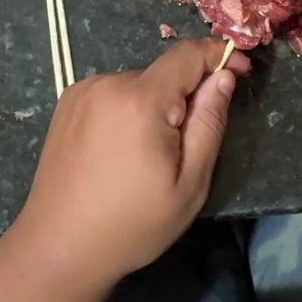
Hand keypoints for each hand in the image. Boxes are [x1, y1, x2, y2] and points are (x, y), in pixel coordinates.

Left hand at [5, 38, 248, 292]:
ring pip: (138, 85)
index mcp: (141, 99)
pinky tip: (119, 151)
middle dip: (184, 97)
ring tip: (146, 157)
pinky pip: (113, 94)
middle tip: (186, 147)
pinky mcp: (67, 102)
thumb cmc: (132, 223)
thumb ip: (209, 122)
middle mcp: (108, 82)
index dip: (219, 55)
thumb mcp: (189, 183)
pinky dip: (128, 110)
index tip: (242, 69)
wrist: (59, 247)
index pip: (188, 55)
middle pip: (162, 73)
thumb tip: (224, 75)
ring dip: (154, 106)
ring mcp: (83, 90)